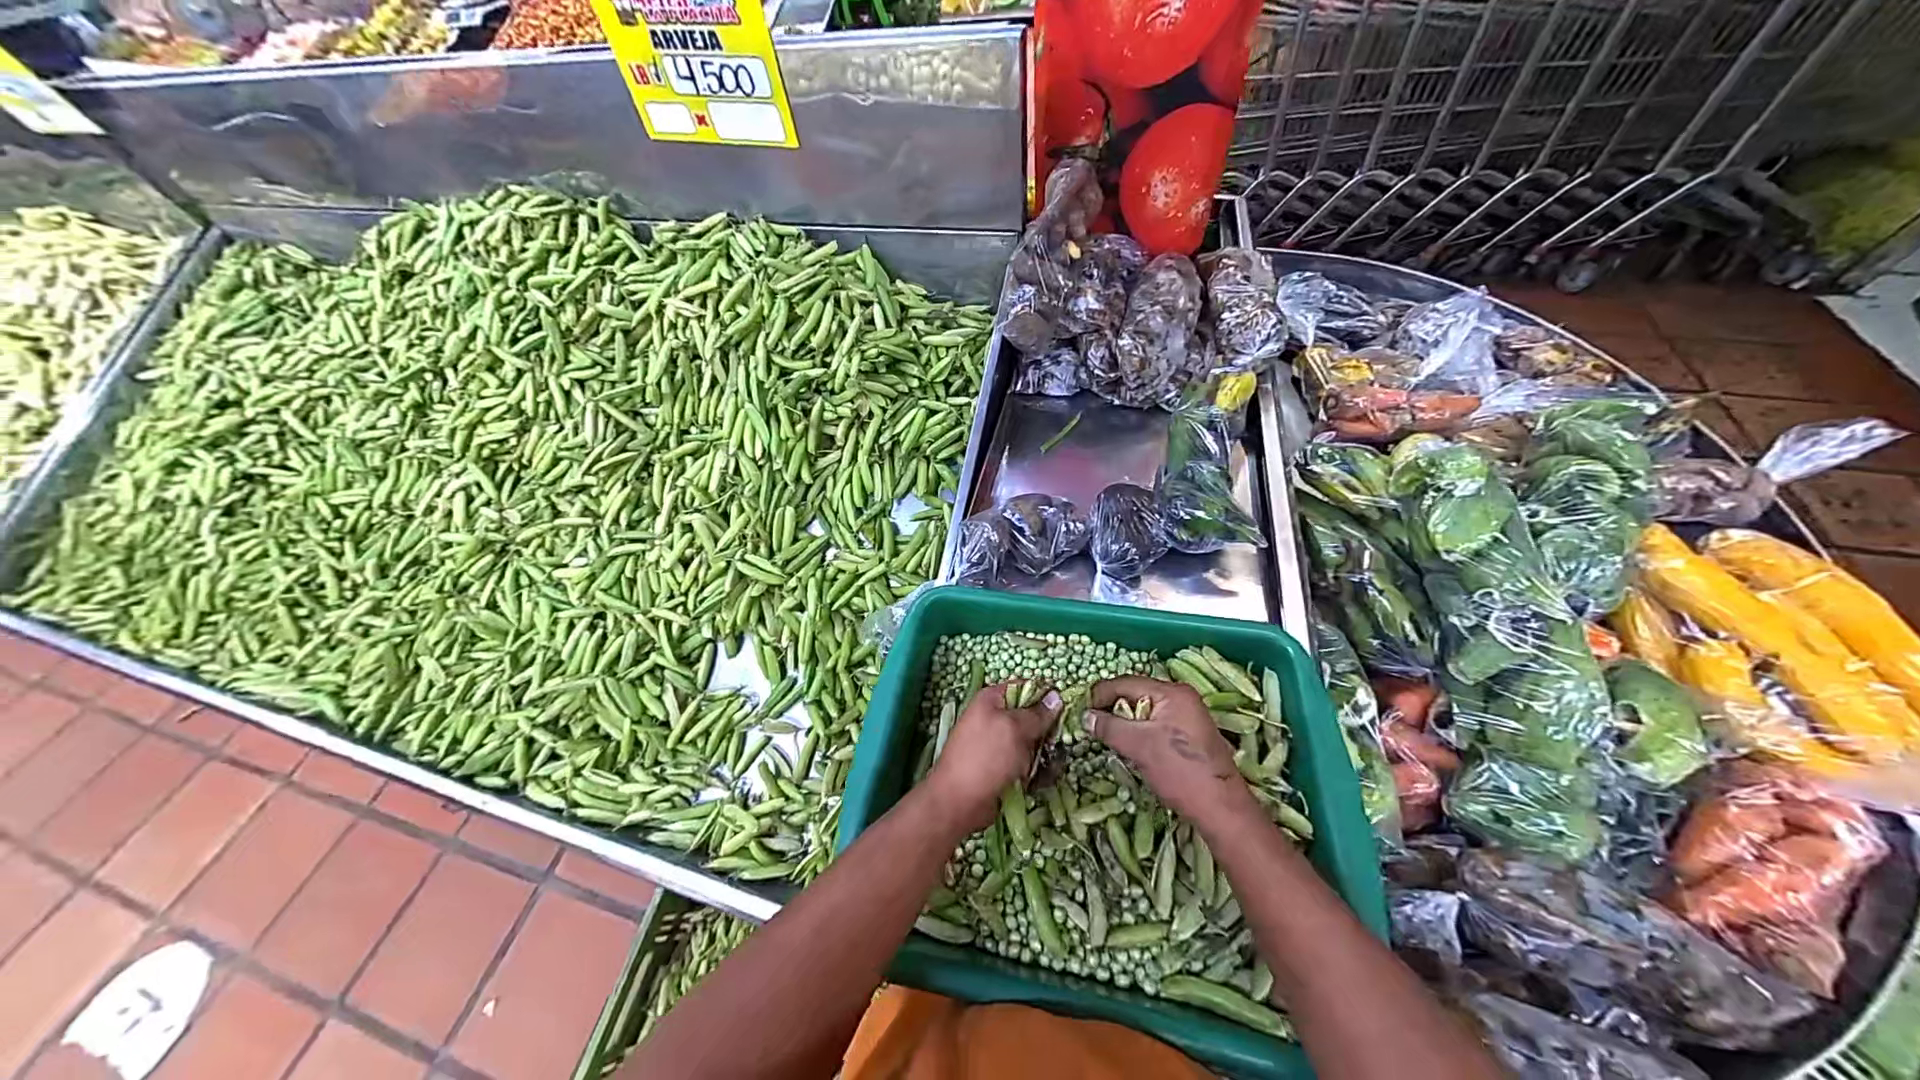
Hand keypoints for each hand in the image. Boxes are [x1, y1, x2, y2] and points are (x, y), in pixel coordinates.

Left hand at [925, 681, 1061, 832]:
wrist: (959, 801)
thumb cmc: (985, 757)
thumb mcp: (1014, 729)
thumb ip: (1037, 714)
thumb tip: (1056, 696)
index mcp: (991, 700)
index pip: (1025, 687)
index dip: (1046, 695)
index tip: (1066, 707)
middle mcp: (994, 718)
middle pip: (1031, 716)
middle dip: (1047, 730)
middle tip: (1059, 741)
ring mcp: (998, 743)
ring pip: (1032, 741)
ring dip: (1043, 753)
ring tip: (1051, 765)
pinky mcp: (1002, 766)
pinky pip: (1025, 761)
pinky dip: (1034, 769)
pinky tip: (1039, 780)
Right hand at [1088, 676, 1256, 833]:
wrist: (1221, 809)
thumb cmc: (1180, 772)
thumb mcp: (1138, 745)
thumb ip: (1108, 726)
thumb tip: (1085, 716)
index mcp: (1172, 692)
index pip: (1126, 683)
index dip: (1100, 695)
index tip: (1081, 711)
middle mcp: (1182, 698)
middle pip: (1135, 695)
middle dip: (1112, 709)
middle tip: (1091, 726)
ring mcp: (1188, 716)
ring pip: (1145, 712)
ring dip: (1125, 723)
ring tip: (1107, 738)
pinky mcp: (1189, 735)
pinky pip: (1156, 724)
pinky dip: (1140, 732)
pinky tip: (1130, 748)